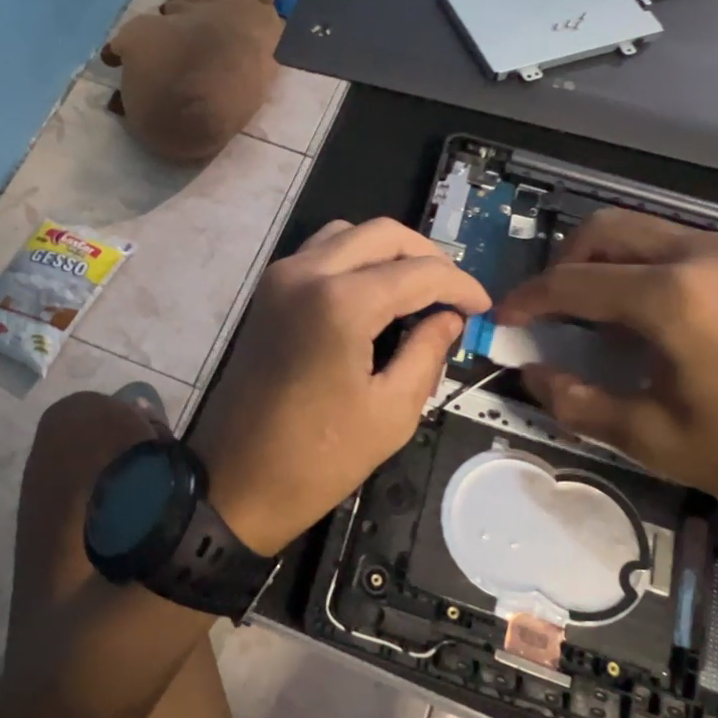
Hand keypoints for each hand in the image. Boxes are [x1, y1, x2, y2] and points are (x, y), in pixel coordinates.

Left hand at [190, 218, 491, 555]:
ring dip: (388, 253)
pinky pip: (320, 254)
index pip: (418, 272)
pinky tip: (375, 297)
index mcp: (340, 302)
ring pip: (347, 235)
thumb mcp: (391, 412)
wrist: (235, 483)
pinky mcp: (267, 293)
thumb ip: (427, 352)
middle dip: (427, 257)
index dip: (460, 285)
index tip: (482, 307)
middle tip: (453, 294)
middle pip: (382, 234)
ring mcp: (280, 278)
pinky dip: (354, 261)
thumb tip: (449, 317)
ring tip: (418, 292)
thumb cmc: (318, 459)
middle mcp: (306, 272)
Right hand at [496, 209, 717, 570]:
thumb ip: (579, 401)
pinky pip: (681, 248)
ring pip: (645, 233)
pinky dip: (644, 269)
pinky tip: (646, 319)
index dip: (528, 301)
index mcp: (672, 295)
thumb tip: (532, 375)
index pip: (573, 282)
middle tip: (546, 312)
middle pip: (606, 232)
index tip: (501, 320)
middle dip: (564, 265)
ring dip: (605, 263)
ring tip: (591, 317)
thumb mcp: (655, 439)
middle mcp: (702, 254)